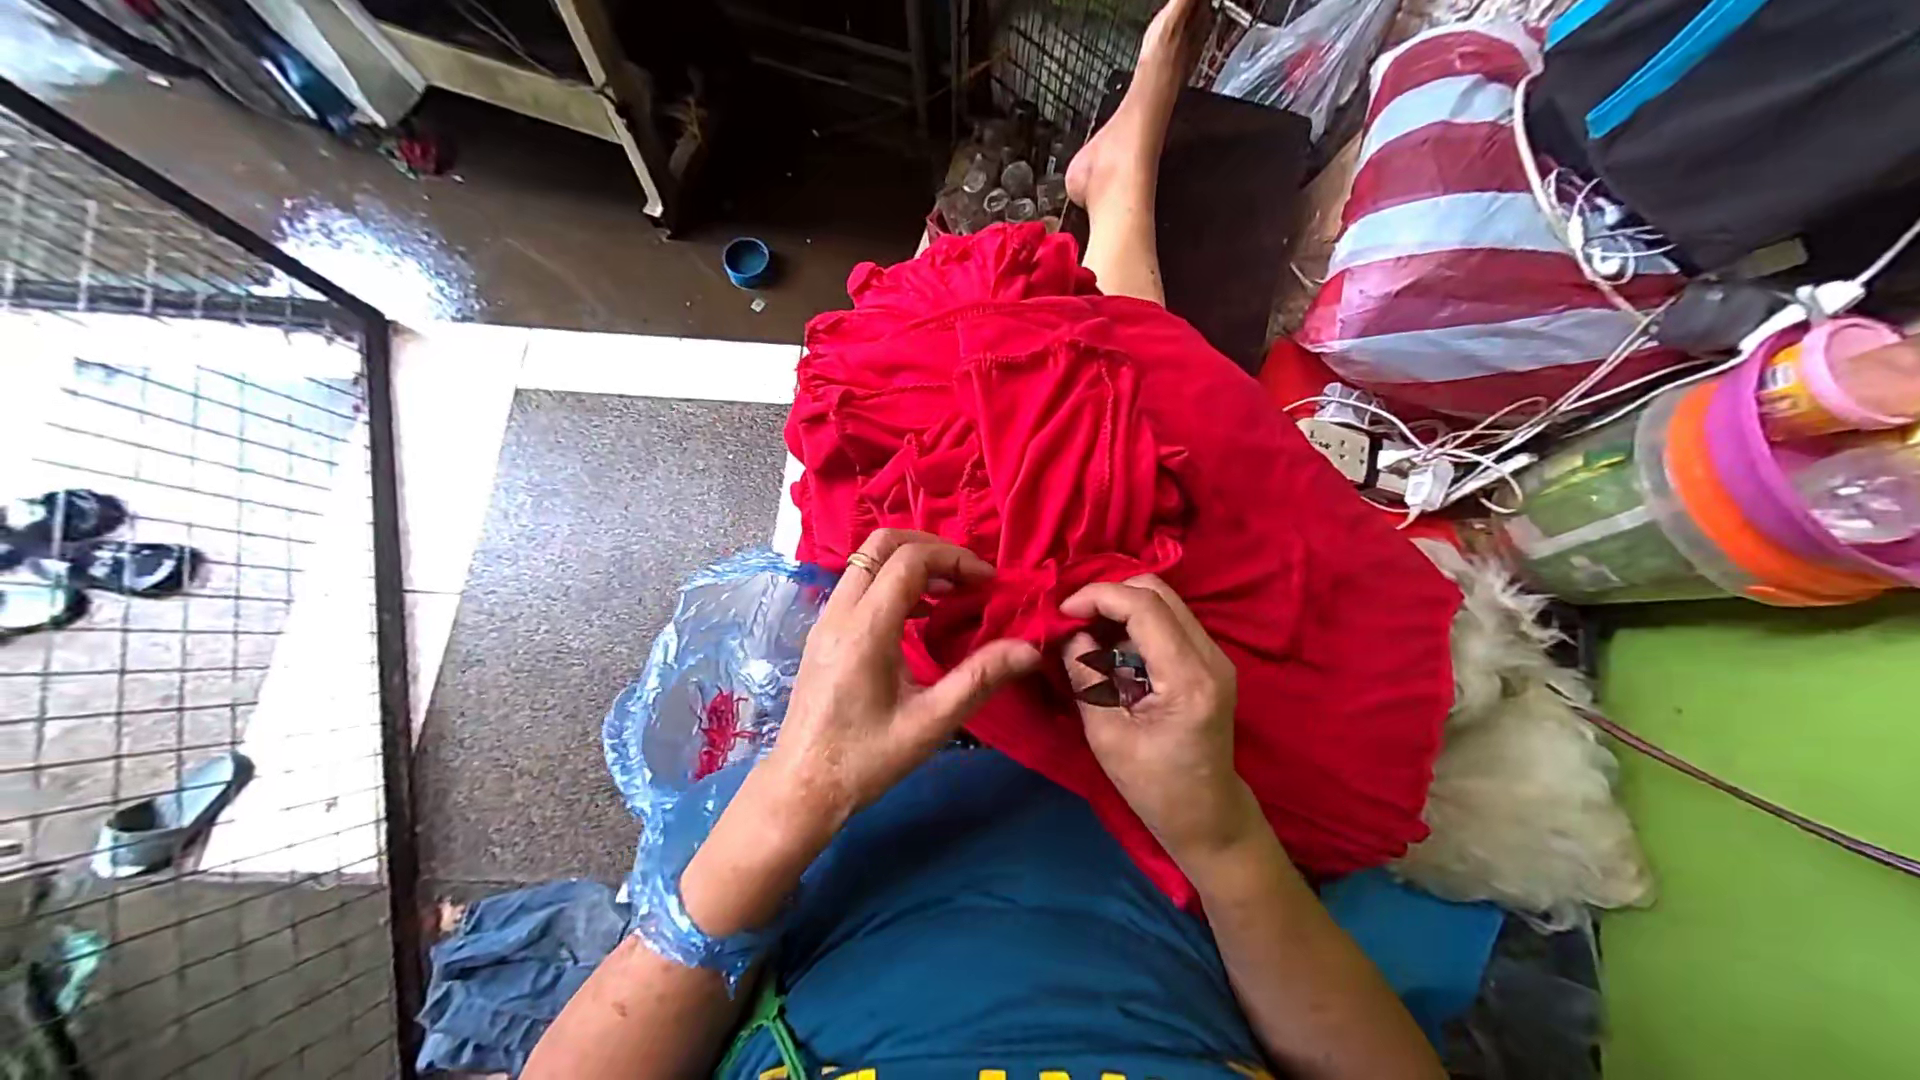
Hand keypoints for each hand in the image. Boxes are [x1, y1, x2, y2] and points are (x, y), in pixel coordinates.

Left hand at [762, 529, 1041, 833]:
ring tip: (951, 592)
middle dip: (932, 548)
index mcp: (865, 629)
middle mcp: (839, 613)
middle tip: (968, 576)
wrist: (802, 787)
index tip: (987, 583)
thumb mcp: (930, 723)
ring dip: (912, 562)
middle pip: (882, 544)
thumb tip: (1029, 648)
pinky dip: (893, 580)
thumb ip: (980, 679)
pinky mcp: (824, 633)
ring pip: (868, 560)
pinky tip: (921, 614)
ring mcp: (826, 620)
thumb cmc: (865, 760)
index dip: (955, 560)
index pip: (909, 561)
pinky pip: (859, 583)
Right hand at [1062, 575, 1261, 865]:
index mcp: (1188, 679)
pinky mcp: (1209, 660)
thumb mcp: (1106, 736)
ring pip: (1163, 600)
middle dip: (1108, 595)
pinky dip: (1134, 621)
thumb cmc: (1154, 786)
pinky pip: (1168, 619)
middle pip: (1157, 590)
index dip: (1098, 596)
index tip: (1062, 613)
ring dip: (1120, 607)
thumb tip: (1069, 634)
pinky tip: (1111, 647)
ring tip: (1087, 633)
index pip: (1145, 607)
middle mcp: (1211, 656)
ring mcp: (1215, 655)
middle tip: (1074, 620)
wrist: (1208, 816)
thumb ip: (1086, 677)